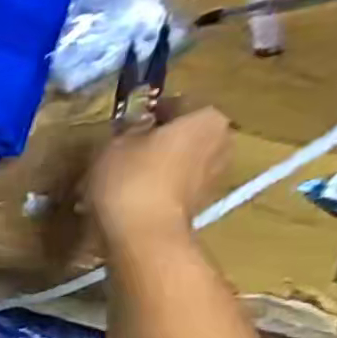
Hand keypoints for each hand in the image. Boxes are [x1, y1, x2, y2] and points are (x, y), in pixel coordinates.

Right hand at [86, 107, 232, 245]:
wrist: (143, 234)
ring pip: (180, 163)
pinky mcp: (202, 205)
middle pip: (184, 135)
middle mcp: (222, 140)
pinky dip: (158, 191)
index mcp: (206, 117)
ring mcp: (216, 175)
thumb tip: (136, 128)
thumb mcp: (114, 145)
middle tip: (124, 155)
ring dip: (157, 169)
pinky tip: (131, 201)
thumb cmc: (130, 179)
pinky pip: (177, 188)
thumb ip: (127, 131)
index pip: (176, 103)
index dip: (147, 113)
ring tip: (123, 182)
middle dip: (157, 143)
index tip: (125, 126)